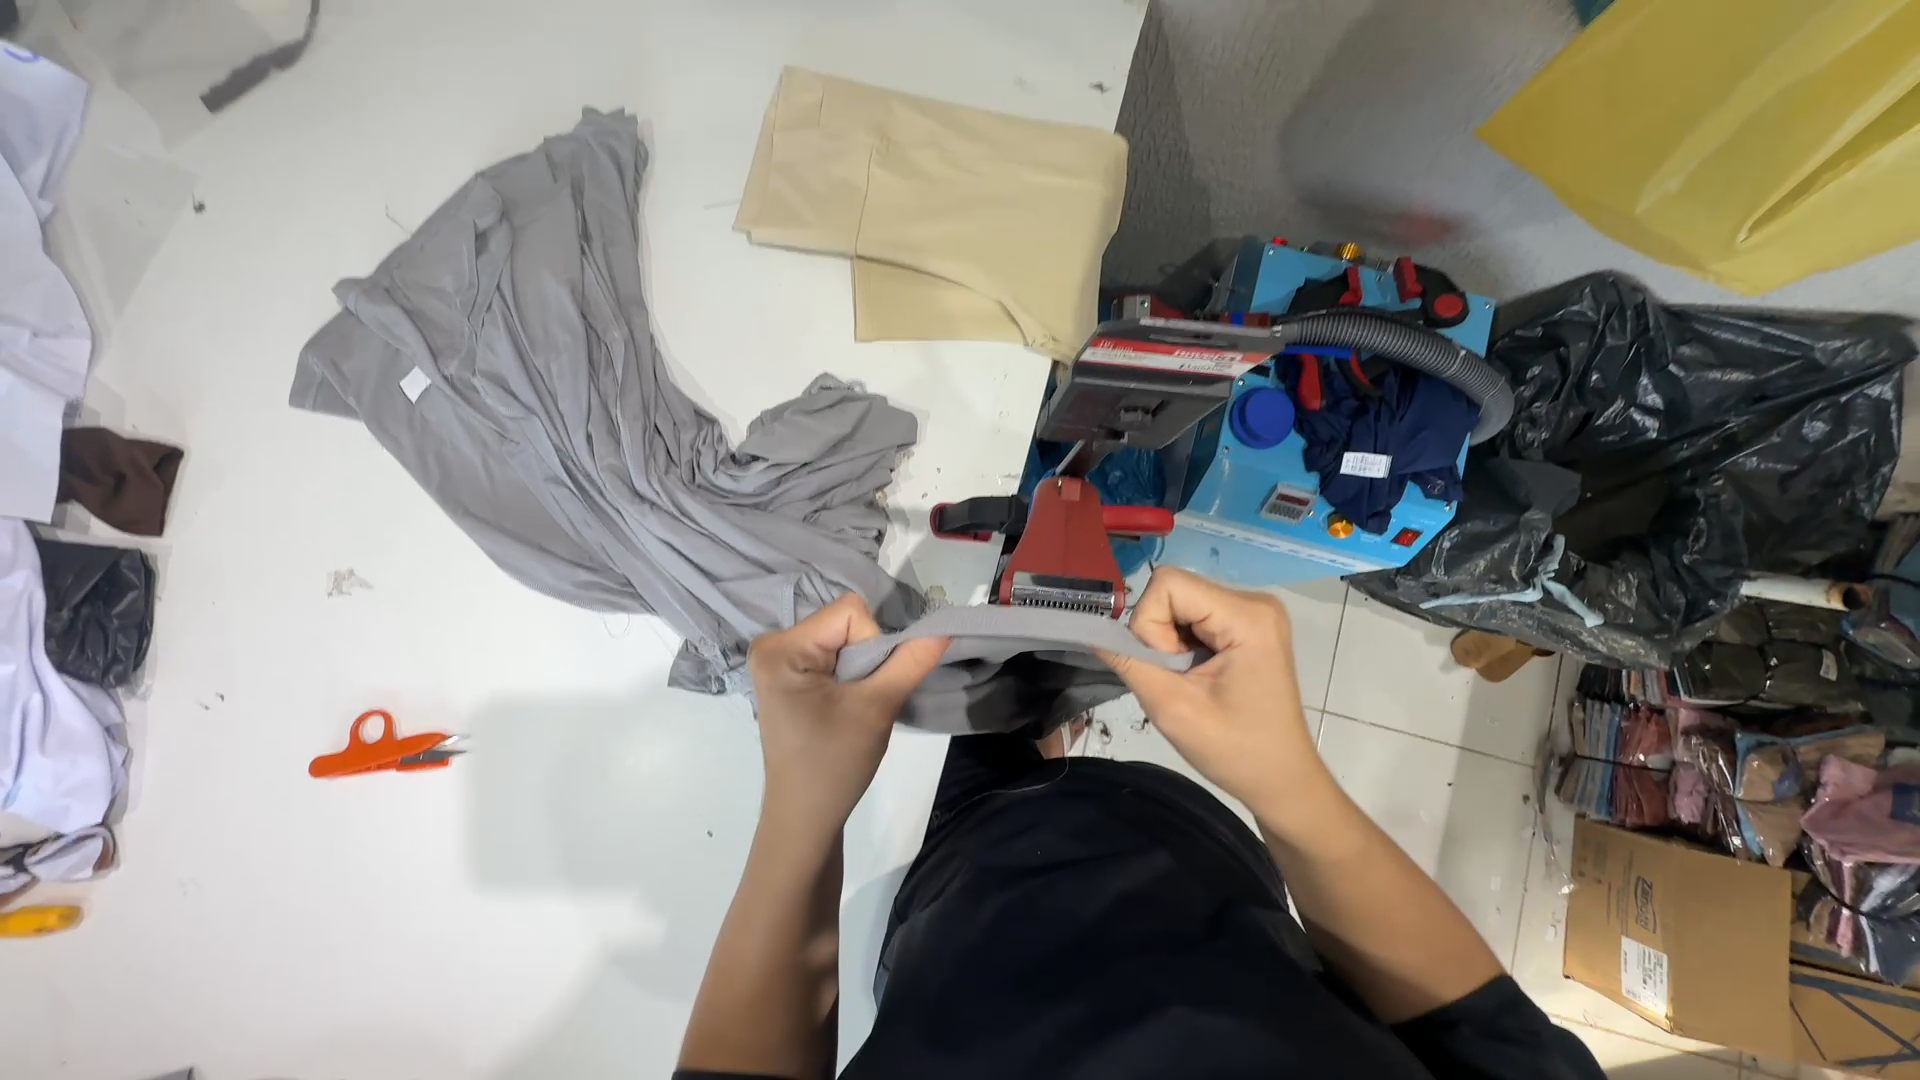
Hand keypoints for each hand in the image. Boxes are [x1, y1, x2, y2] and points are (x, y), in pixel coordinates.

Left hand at [747, 594, 947, 834]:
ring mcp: (776, 658)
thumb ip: (912, 661)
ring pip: (843, 636)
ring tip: (850, 706)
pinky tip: (841, 705)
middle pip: (845, 621)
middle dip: (866, 656)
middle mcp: (772, 643)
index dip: (874, 644)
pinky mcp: (787, 673)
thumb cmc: (834, 764)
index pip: (851, 612)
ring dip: (860, 666)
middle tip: (859, 701)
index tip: (866, 689)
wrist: (805, 815)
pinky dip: (849, 672)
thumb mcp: (879, 707)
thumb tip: (945, 626)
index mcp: (782, 647)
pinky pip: (832, 650)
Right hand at [1096, 567, 1328, 813]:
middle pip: (1173, 590)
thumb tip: (1092, 632)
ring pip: (1178, 602)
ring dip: (1169, 640)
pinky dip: (1182, 642)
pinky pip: (1192, 614)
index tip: (1169, 668)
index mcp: (1248, 616)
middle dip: (1159, 633)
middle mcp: (1255, 601)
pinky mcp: (1247, 623)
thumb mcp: (1171, 709)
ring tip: (1191, 679)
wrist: (1282, 779)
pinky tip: (1198, 673)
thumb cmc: (1235, 751)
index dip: (1150, 624)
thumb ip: (1129, 663)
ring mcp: (1253, 611)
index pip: (1167, 584)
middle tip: (1180, 679)